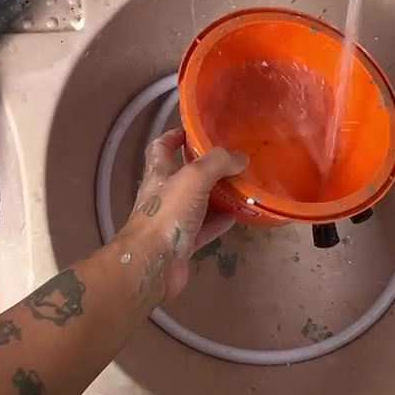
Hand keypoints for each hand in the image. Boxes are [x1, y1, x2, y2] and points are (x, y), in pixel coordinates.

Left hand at [113, 129, 247, 304]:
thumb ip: (217, 163)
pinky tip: (238, 215)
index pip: (160, 148)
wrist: (153, 263)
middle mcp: (163, 196)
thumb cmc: (167, 214)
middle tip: (231, 160)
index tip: (194, 131)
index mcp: (158, 174)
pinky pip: (205, 228)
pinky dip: (220, 222)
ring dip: (217, 195)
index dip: (173, 136)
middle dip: (205, 168)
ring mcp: (172, 221)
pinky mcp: (183, 244)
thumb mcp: (193, 178)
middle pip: (183, 176)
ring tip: (241, 186)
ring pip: (197, 203)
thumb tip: (240, 157)